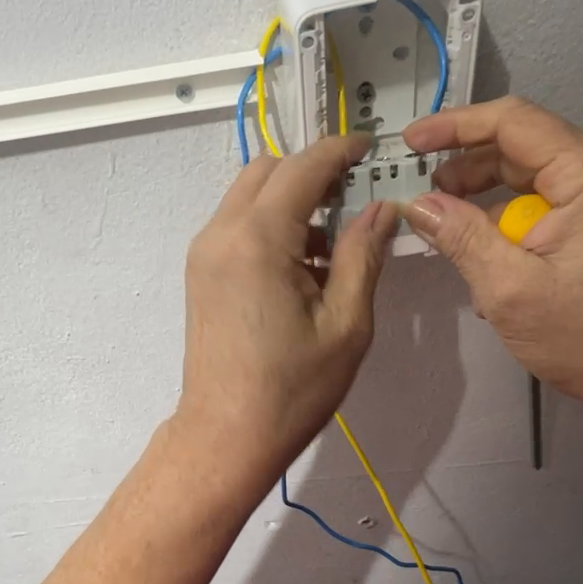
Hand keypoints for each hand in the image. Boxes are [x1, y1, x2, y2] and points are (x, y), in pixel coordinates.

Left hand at [175, 136, 398, 472]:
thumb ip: (363, 255)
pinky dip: (269, 226)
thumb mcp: (346, 324)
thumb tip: (382, 208)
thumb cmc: (292, 388)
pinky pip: (237, 226)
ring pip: (248, 196)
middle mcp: (221, 234)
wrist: (226, 435)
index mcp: (257, 240)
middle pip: (267, 171)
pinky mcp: (200, 274)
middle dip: (311, 172)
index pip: (302, 168)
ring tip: (330, 249)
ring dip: (290, 201)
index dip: (339, 151)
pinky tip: (300, 269)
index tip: (370, 148)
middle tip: (353, 198)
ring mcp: (203, 254)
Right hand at [400, 97, 582, 422]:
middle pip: (519, 145)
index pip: (513, 122)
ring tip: (440, 225)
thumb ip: (460, 237)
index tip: (408, 142)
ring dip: (479, 196)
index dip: (454, 126)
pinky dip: (503, 220)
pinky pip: (540, 203)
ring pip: (526, 176)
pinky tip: (475, 251)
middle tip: (417, 193)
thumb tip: (415, 204)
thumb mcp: (508, 288)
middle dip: (463, 166)